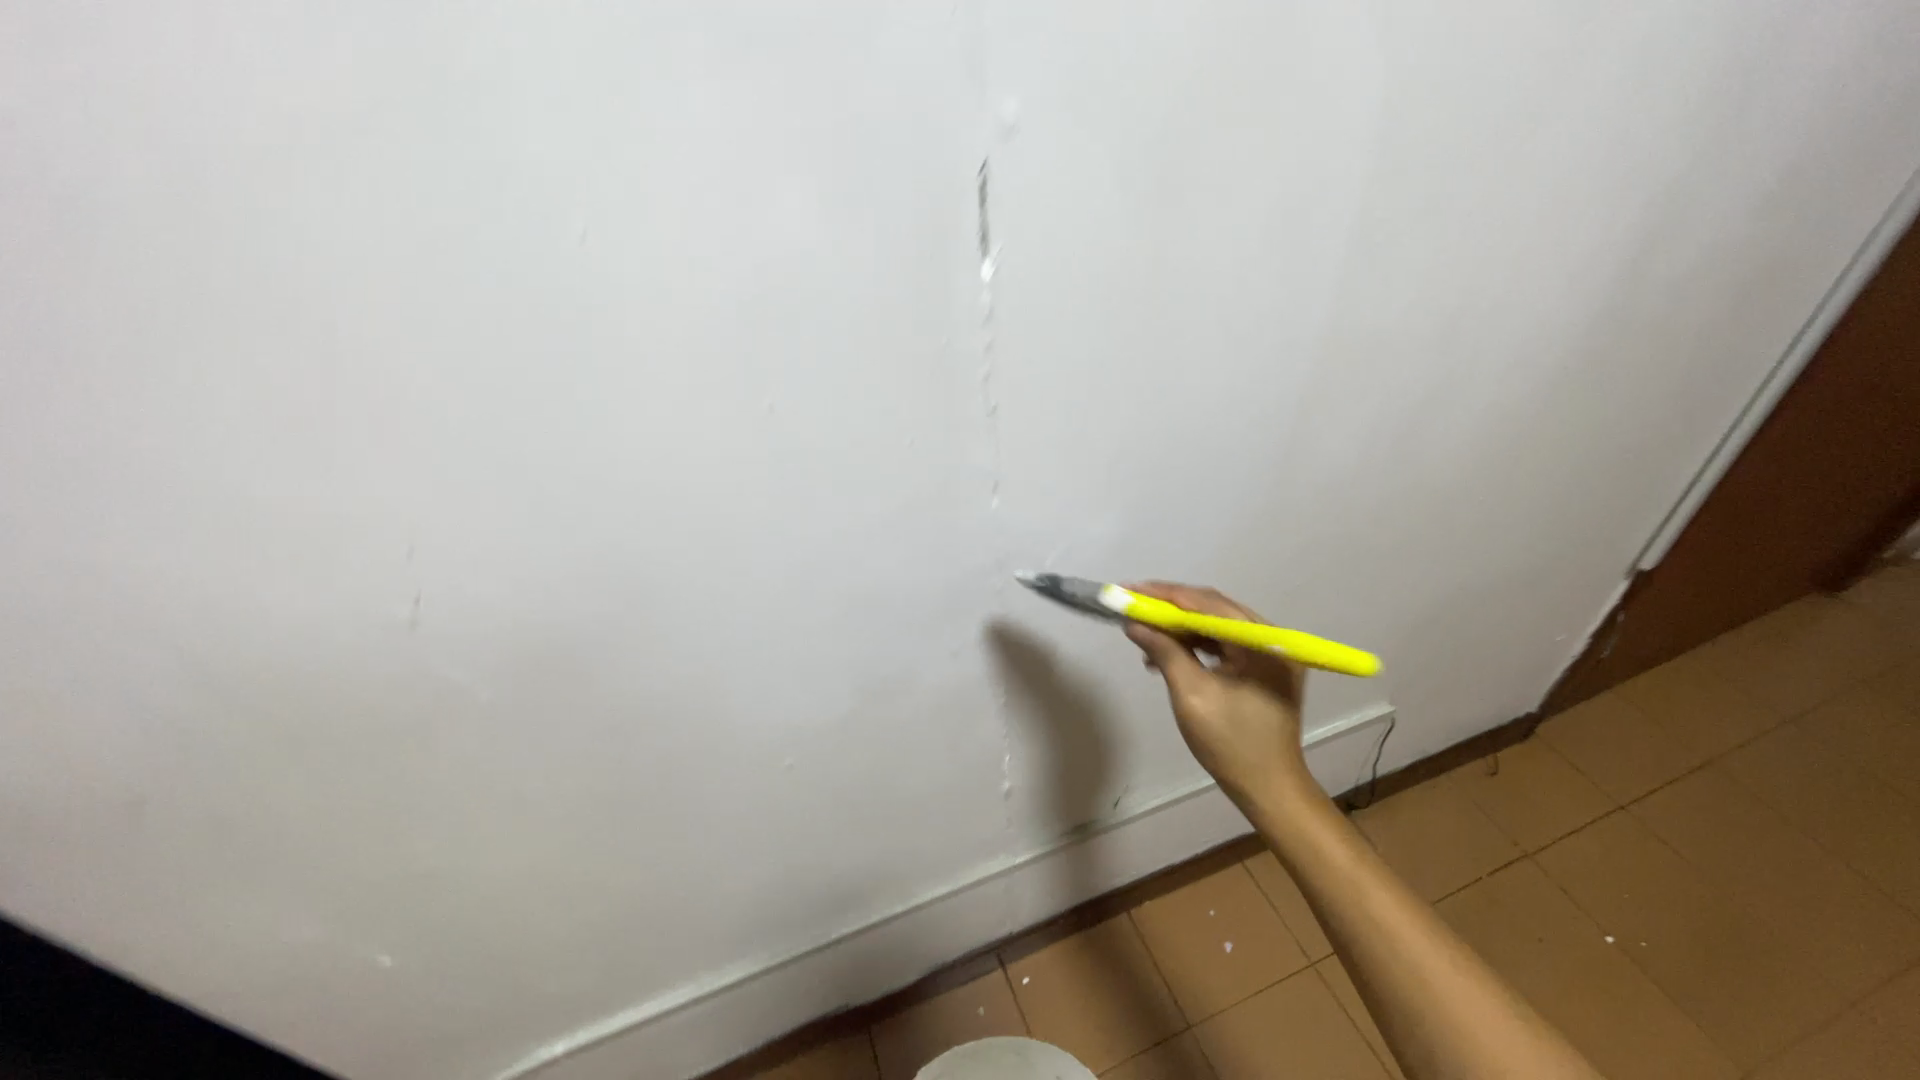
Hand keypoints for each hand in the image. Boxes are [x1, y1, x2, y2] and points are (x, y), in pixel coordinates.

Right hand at [1124, 583, 1315, 809]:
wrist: (1268, 787)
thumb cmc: (1229, 743)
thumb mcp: (1191, 695)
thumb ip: (1165, 651)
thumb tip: (1134, 624)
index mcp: (1261, 642)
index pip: (1207, 604)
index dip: (1165, 596)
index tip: (1129, 590)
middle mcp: (1272, 638)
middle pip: (1214, 609)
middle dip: (1171, 607)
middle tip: (1133, 605)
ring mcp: (1271, 653)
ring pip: (1218, 625)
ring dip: (1182, 628)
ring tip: (1145, 632)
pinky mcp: (1265, 668)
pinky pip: (1226, 644)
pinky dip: (1197, 645)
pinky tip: (1168, 653)